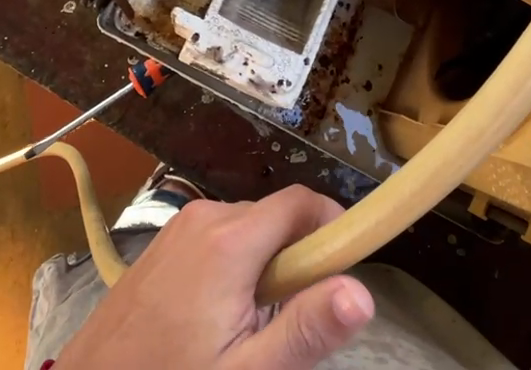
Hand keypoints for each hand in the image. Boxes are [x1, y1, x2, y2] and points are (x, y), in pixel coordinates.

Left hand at [53, 186, 374, 369]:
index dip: (334, 228)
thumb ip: (307, 328)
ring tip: (250, 326)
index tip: (343, 273)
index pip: (303, 202)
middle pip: (277, 218)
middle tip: (293, 319)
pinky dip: (236, 265)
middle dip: (298, 259)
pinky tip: (217, 316)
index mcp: (231, 238)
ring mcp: (181, 225)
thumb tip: (364, 292)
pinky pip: (220, 237)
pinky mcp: (166, 241)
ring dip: (266, 265)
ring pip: (250, 228)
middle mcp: (206, 215)